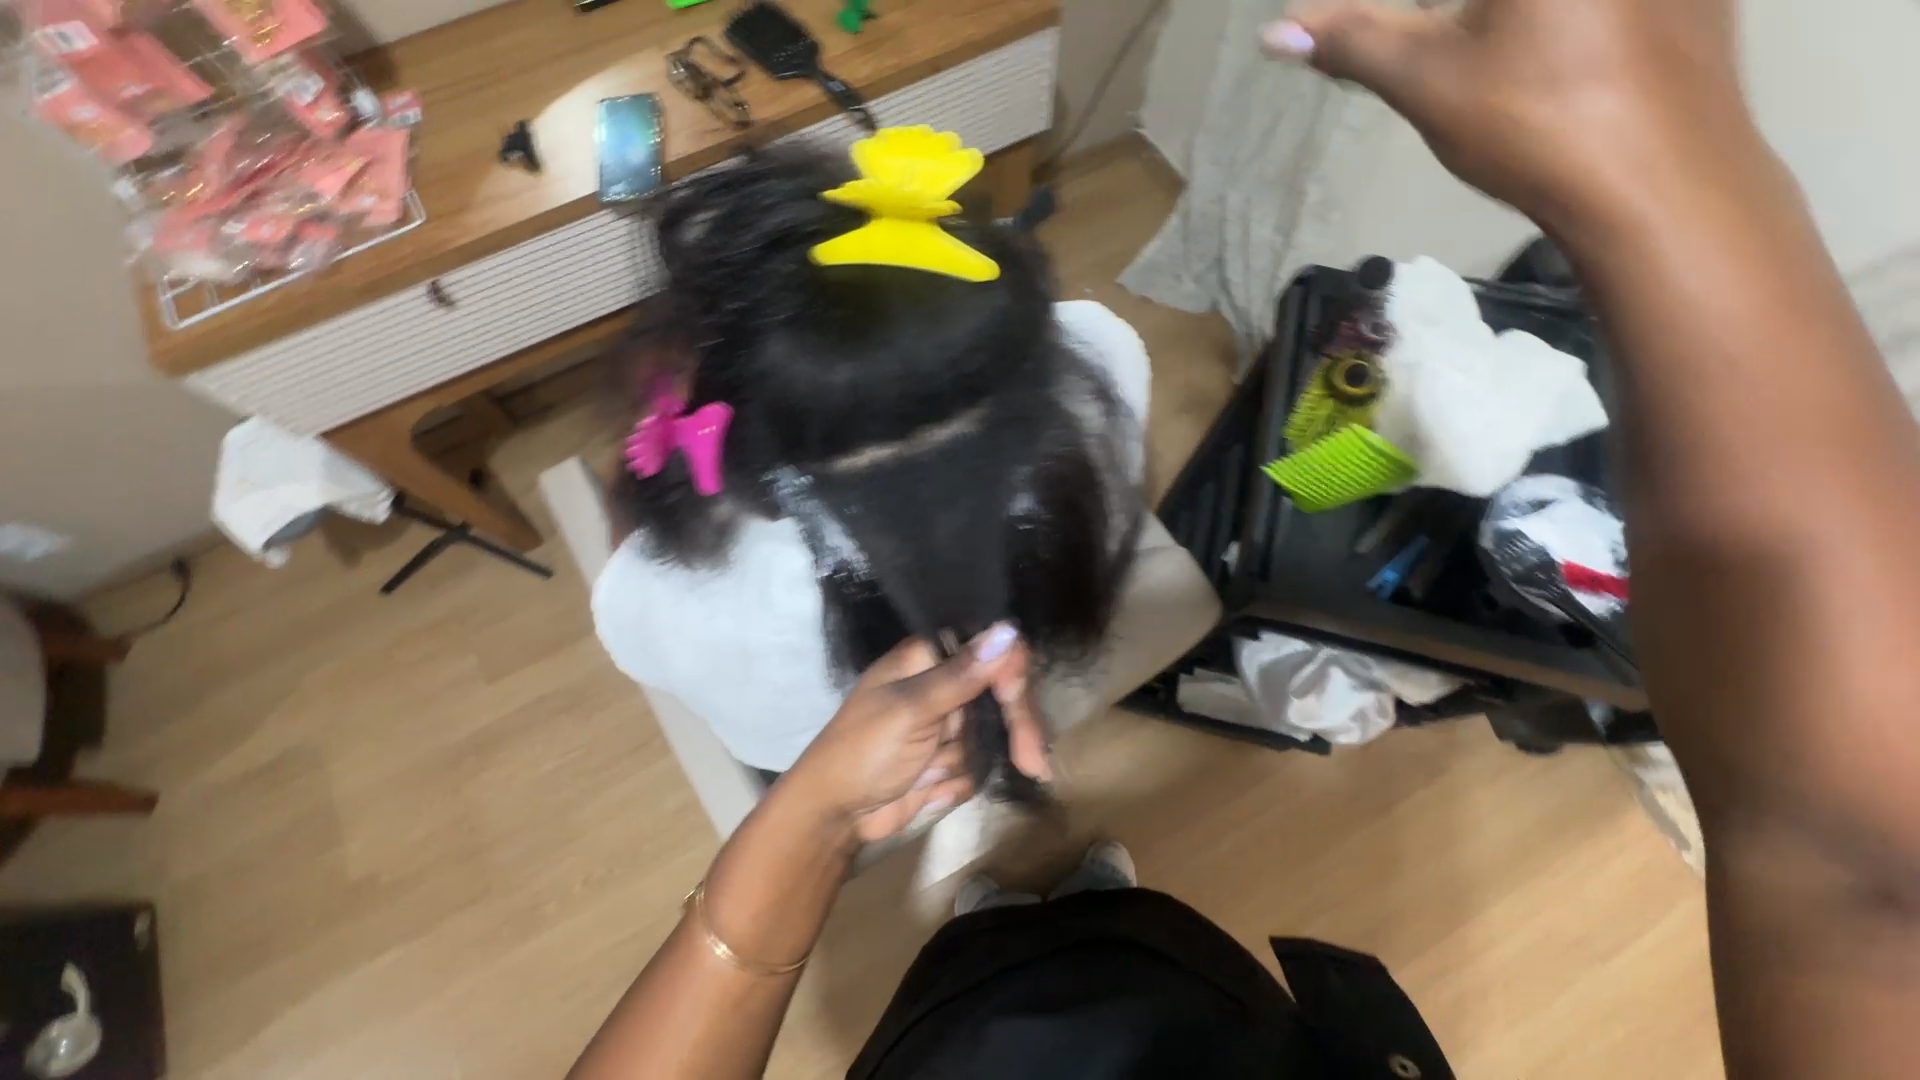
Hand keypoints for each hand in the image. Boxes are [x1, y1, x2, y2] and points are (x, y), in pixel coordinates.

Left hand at [783, 625, 1052, 843]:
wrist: (835, 815)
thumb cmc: (862, 750)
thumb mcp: (911, 709)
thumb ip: (961, 674)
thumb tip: (1008, 629)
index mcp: (927, 657)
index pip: (988, 647)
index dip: (1010, 672)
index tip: (1015, 700)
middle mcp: (941, 684)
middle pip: (1002, 693)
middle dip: (1014, 730)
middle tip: (1032, 764)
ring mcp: (946, 722)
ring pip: (992, 736)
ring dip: (963, 762)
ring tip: (927, 777)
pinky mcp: (948, 757)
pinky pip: (978, 765)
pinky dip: (955, 782)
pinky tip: (926, 790)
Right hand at [1261, 0, 1760, 233]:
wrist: (1662, 185)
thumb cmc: (1534, 125)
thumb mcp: (1427, 80)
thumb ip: (1353, 41)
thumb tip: (1274, 31)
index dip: (1383, 8)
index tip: (1351, 24)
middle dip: (1449, 18)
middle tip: (1418, 53)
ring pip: (1529, 0)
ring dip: (1495, 21)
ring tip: (1492, 65)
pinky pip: (1593, 2)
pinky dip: (1552, 20)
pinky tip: (1547, 64)